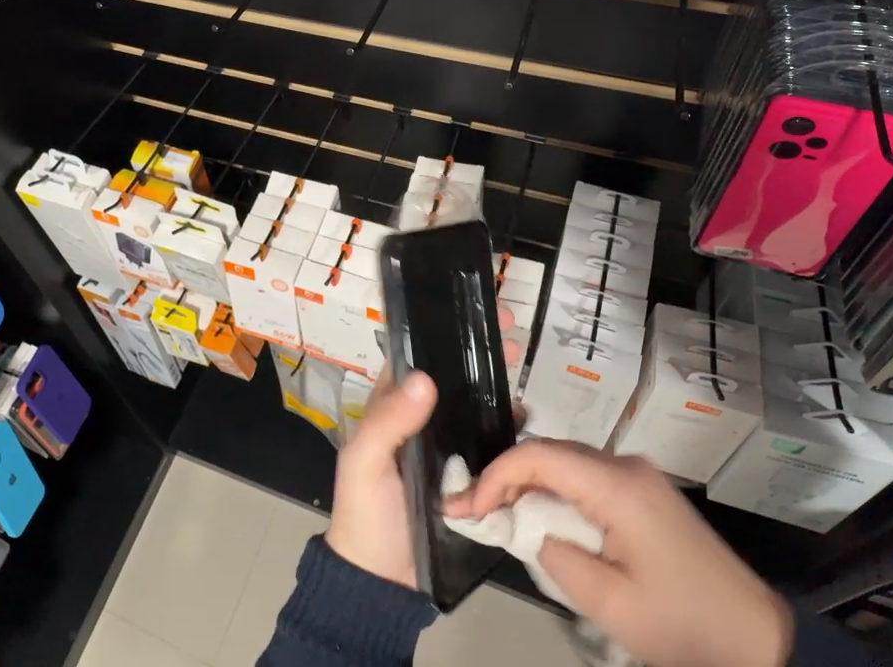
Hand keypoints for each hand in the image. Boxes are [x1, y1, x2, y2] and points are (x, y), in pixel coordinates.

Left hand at [326, 305, 522, 588]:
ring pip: (474, 405)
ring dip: (496, 383)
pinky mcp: (469, 476)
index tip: (471, 311)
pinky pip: (492, 444)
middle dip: (479, 351)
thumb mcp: (366, 463)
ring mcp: (446, 448)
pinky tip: (526, 417)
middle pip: (452, 377)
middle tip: (512, 334)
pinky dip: (509, 428)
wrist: (381, 582)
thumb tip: (425, 378)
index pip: (416, 359)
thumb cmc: (365, 513)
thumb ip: (388, 421)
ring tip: (522, 367)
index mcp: (391, 408)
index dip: (441, 331)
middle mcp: (420, 421)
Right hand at [444, 441, 792, 666]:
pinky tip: (538, 517)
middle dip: (506, 477)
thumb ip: (556, 557)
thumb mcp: (609, 603)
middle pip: (550, 452)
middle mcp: (626, 466)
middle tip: (470, 510)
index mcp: (617, 486)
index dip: (495, 475)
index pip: (538, 456)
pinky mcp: (646, 493)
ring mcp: (639, 476)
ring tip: (496, 514)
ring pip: (566, 462)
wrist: (756, 638)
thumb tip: (533, 531)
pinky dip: (555, 493)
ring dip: (529, 484)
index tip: (468, 508)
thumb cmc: (681, 623)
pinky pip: (587, 478)